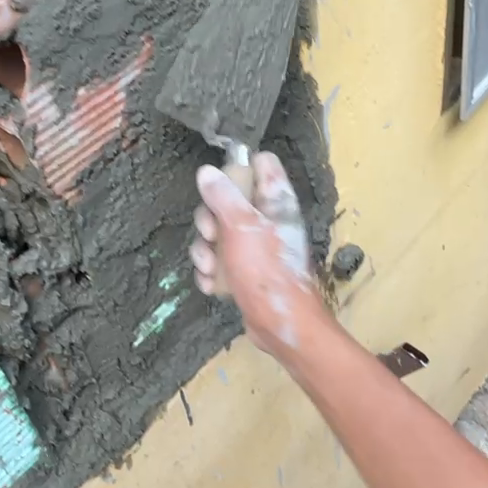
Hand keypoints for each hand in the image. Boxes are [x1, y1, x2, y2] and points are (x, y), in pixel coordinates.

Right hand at [189, 151, 326, 357]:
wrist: (280, 324)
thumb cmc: (266, 270)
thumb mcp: (241, 227)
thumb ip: (223, 196)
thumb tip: (207, 171)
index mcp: (275, 201)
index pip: (261, 163)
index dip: (239, 166)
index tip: (220, 184)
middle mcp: (267, 219)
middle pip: (227, 200)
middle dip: (209, 220)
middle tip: (211, 236)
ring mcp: (255, 246)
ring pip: (218, 234)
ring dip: (206, 252)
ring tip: (212, 269)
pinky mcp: (245, 270)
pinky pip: (219, 262)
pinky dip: (212, 273)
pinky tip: (213, 286)